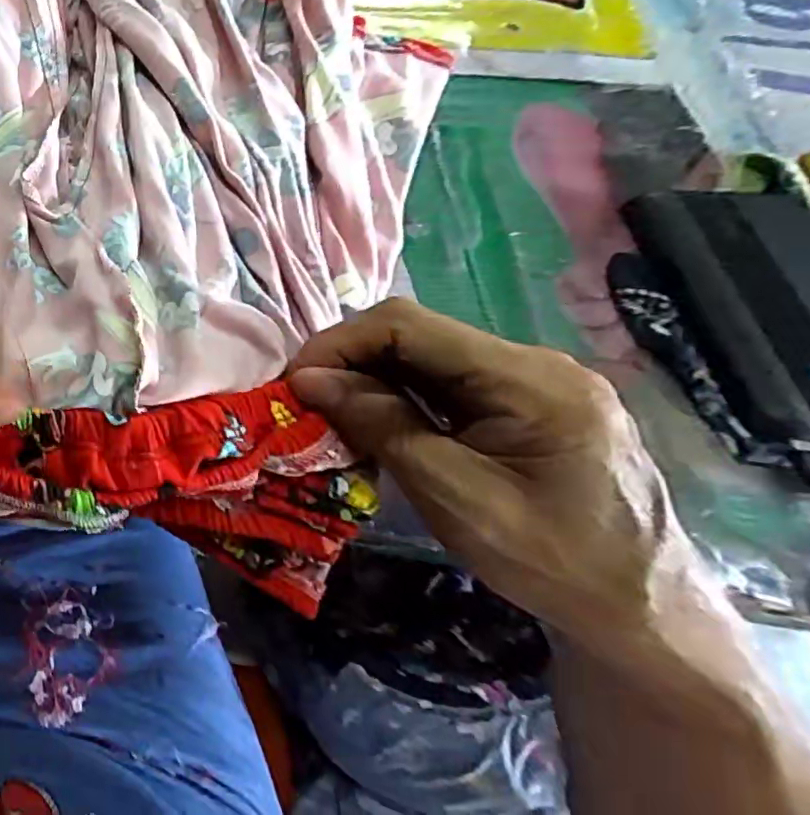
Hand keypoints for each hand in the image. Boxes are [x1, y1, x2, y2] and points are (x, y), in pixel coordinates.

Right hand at [286, 297, 693, 651]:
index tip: (295, 382)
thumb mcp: (452, 494)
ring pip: (422, 354)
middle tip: (304, 399)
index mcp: (531, 380)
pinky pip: (441, 379)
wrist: (643, 614)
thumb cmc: (551, 560)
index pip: (407, 325)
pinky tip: (374, 420)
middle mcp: (535, 365)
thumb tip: (306, 379)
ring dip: (366, 376)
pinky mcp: (523, 402)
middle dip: (347, 359)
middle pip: (413, 333)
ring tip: (330, 412)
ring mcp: (533, 382)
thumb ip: (380, 425)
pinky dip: (395, 392)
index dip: (338, 343)